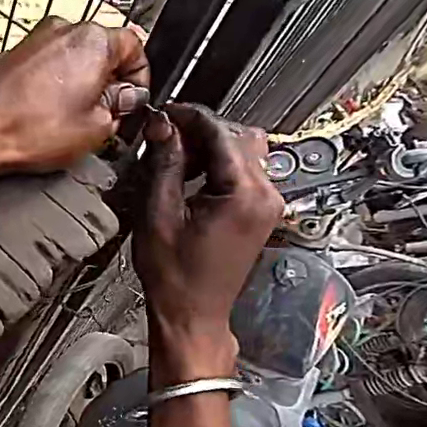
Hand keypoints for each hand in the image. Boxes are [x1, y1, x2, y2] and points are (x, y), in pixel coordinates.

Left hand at [0, 20, 149, 200]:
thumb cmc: (28, 128)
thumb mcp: (97, 127)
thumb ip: (120, 106)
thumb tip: (126, 98)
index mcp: (93, 39)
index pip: (136, 45)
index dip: (140, 78)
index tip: (134, 101)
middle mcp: (65, 28)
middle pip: (105, 50)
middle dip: (111, 82)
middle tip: (109, 116)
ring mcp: (37, 39)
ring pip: (77, 58)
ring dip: (85, 85)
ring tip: (77, 121)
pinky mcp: (17, 54)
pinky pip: (52, 65)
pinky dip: (59, 86)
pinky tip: (52, 116)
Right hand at [133, 104, 284, 382]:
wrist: (193, 315)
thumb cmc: (175, 276)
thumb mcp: (159, 213)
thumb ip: (165, 163)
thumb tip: (164, 126)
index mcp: (243, 194)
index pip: (219, 132)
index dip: (188, 116)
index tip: (164, 112)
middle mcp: (266, 196)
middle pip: (238, 136)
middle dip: (200, 131)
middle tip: (165, 137)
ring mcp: (267, 205)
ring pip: (244, 151)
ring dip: (211, 147)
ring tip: (176, 159)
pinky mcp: (260, 213)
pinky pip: (244, 173)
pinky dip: (219, 166)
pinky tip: (192, 177)